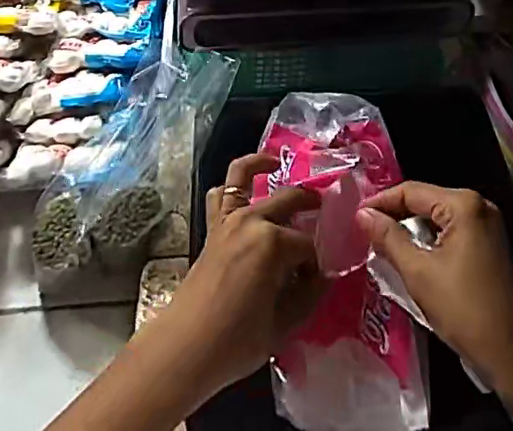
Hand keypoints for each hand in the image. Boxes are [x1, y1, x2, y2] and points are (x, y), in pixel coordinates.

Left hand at [48, 155, 326, 430]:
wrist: (184, 349)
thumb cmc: (236, 341)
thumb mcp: (284, 324)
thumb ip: (309, 294)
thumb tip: (325, 274)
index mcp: (274, 242)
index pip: (311, 245)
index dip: (323, 261)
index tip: (327, 276)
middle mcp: (252, 220)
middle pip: (291, 200)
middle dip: (313, 206)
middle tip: (327, 218)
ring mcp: (229, 219)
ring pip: (244, 174)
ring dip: (262, 164)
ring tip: (278, 164)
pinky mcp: (213, 226)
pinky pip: (221, 193)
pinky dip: (233, 184)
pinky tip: (246, 189)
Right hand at [358, 183, 512, 424]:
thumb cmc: (464, 309)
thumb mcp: (419, 272)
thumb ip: (389, 238)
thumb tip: (363, 214)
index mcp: (464, 204)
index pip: (411, 191)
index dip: (381, 202)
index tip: (356, 217)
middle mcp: (478, 206)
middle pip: (425, 201)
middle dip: (395, 215)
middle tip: (365, 231)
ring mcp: (487, 225)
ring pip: (436, 218)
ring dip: (410, 229)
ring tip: (381, 244)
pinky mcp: (489, 245)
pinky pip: (450, 232)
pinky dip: (428, 240)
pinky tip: (409, 256)